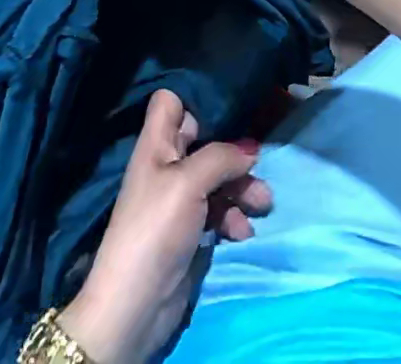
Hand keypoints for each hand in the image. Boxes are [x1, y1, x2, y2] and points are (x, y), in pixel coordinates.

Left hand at [58, 90, 270, 363]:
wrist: (139, 298)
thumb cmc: (156, 226)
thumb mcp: (186, 183)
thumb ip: (218, 158)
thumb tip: (249, 148)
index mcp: (155, 144)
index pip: (170, 104)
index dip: (195, 103)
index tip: (228, 113)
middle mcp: (165, 164)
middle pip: (202, 142)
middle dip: (232, 152)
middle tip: (258, 167)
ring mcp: (178, 198)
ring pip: (216, 178)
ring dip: (240, 188)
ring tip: (261, 205)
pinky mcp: (190, 229)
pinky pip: (218, 210)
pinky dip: (232, 216)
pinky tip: (241, 232)